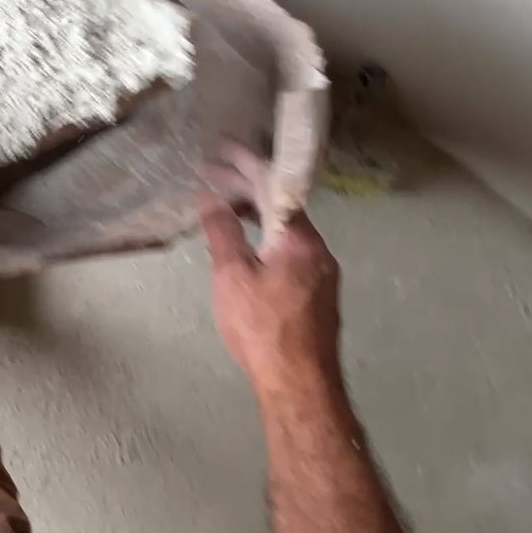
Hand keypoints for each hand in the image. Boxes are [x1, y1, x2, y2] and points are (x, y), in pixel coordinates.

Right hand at [200, 146, 342, 400]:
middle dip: (246, 185)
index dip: (245, 163)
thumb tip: (211, 198)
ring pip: (284, 226)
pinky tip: (243, 240)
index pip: (273, 187)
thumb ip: (222, 232)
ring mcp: (320, 273)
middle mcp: (317, 250)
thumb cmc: (261, 326)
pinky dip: (263, 232)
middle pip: (281, 204)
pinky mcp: (315, 292)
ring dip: (254, 209)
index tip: (222, 146)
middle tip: (211, 170)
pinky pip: (287, 246)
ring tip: (222, 201)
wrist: (299, 386)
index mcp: (299, 239)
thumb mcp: (232, 274)